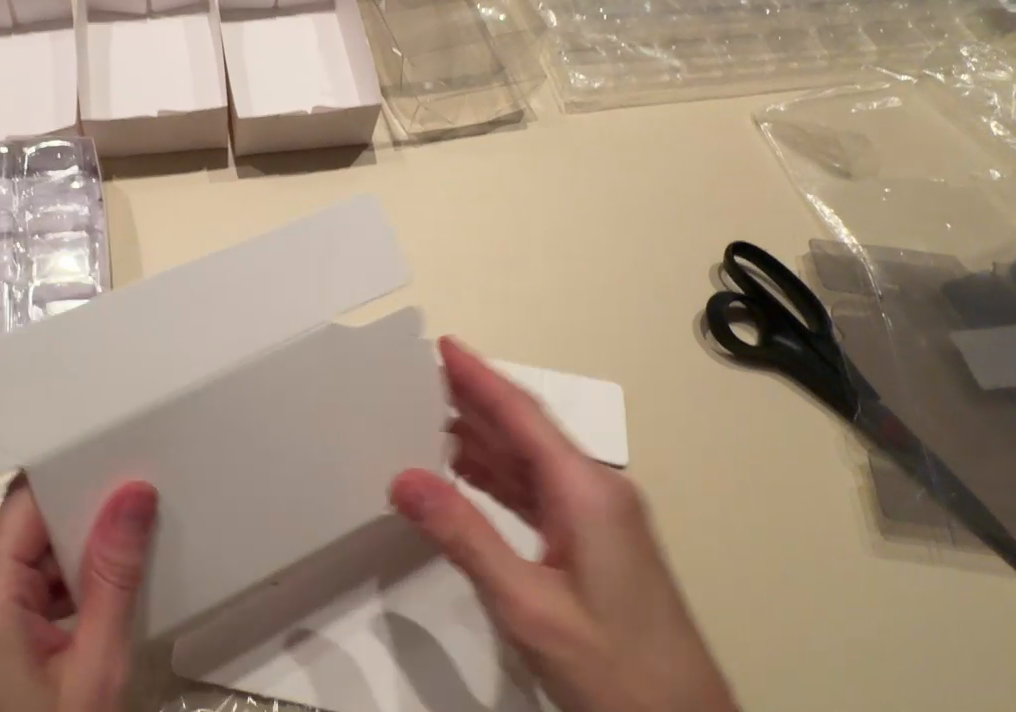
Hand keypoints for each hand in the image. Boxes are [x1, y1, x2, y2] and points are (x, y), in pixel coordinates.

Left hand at [0, 479, 157, 711]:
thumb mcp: (97, 665)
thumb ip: (114, 574)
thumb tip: (134, 492)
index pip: (25, 508)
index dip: (71, 477)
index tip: (120, 455)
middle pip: (28, 532)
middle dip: (84, 515)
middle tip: (143, 491)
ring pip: (33, 562)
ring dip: (82, 554)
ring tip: (137, 530)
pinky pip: (31, 593)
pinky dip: (70, 587)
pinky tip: (113, 583)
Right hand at [391, 338, 737, 711]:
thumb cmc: (612, 670)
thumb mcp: (528, 606)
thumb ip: (465, 536)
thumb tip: (402, 477)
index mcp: (586, 491)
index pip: (523, 416)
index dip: (480, 377)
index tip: (443, 344)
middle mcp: (596, 491)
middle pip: (527, 431)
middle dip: (476, 400)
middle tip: (421, 376)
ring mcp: (599, 519)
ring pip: (531, 462)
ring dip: (484, 438)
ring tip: (428, 416)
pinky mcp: (596, 544)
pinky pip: (538, 493)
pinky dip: (498, 477)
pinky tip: (465, 473)